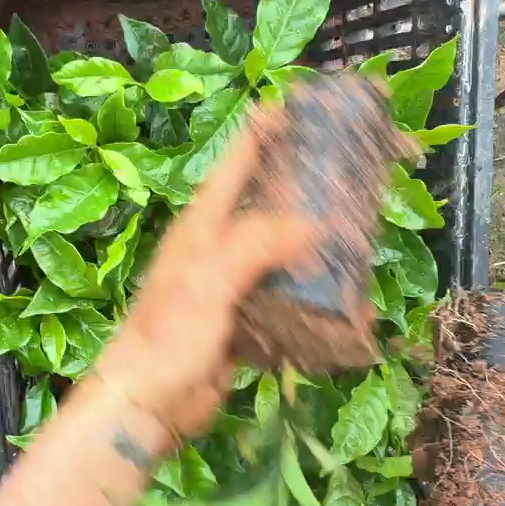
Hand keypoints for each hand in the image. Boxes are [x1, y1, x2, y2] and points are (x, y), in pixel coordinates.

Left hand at [88, 105, 314, 441]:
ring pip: (279, 253)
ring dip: (312, 243)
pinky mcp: (244, 321)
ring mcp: (232, 286)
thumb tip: (313, 224)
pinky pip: (283, 298)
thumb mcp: (208, 281)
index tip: (293, 104)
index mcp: (203, 226)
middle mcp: (218, 248)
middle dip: (301, 186)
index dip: (260, 132)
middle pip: (264, 205)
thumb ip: (255, 245)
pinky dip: (308, 294)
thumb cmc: (168, 336)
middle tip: (346, 169)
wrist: (149, 401)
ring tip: (356, 228)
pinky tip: (338, 292)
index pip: (234, 165)